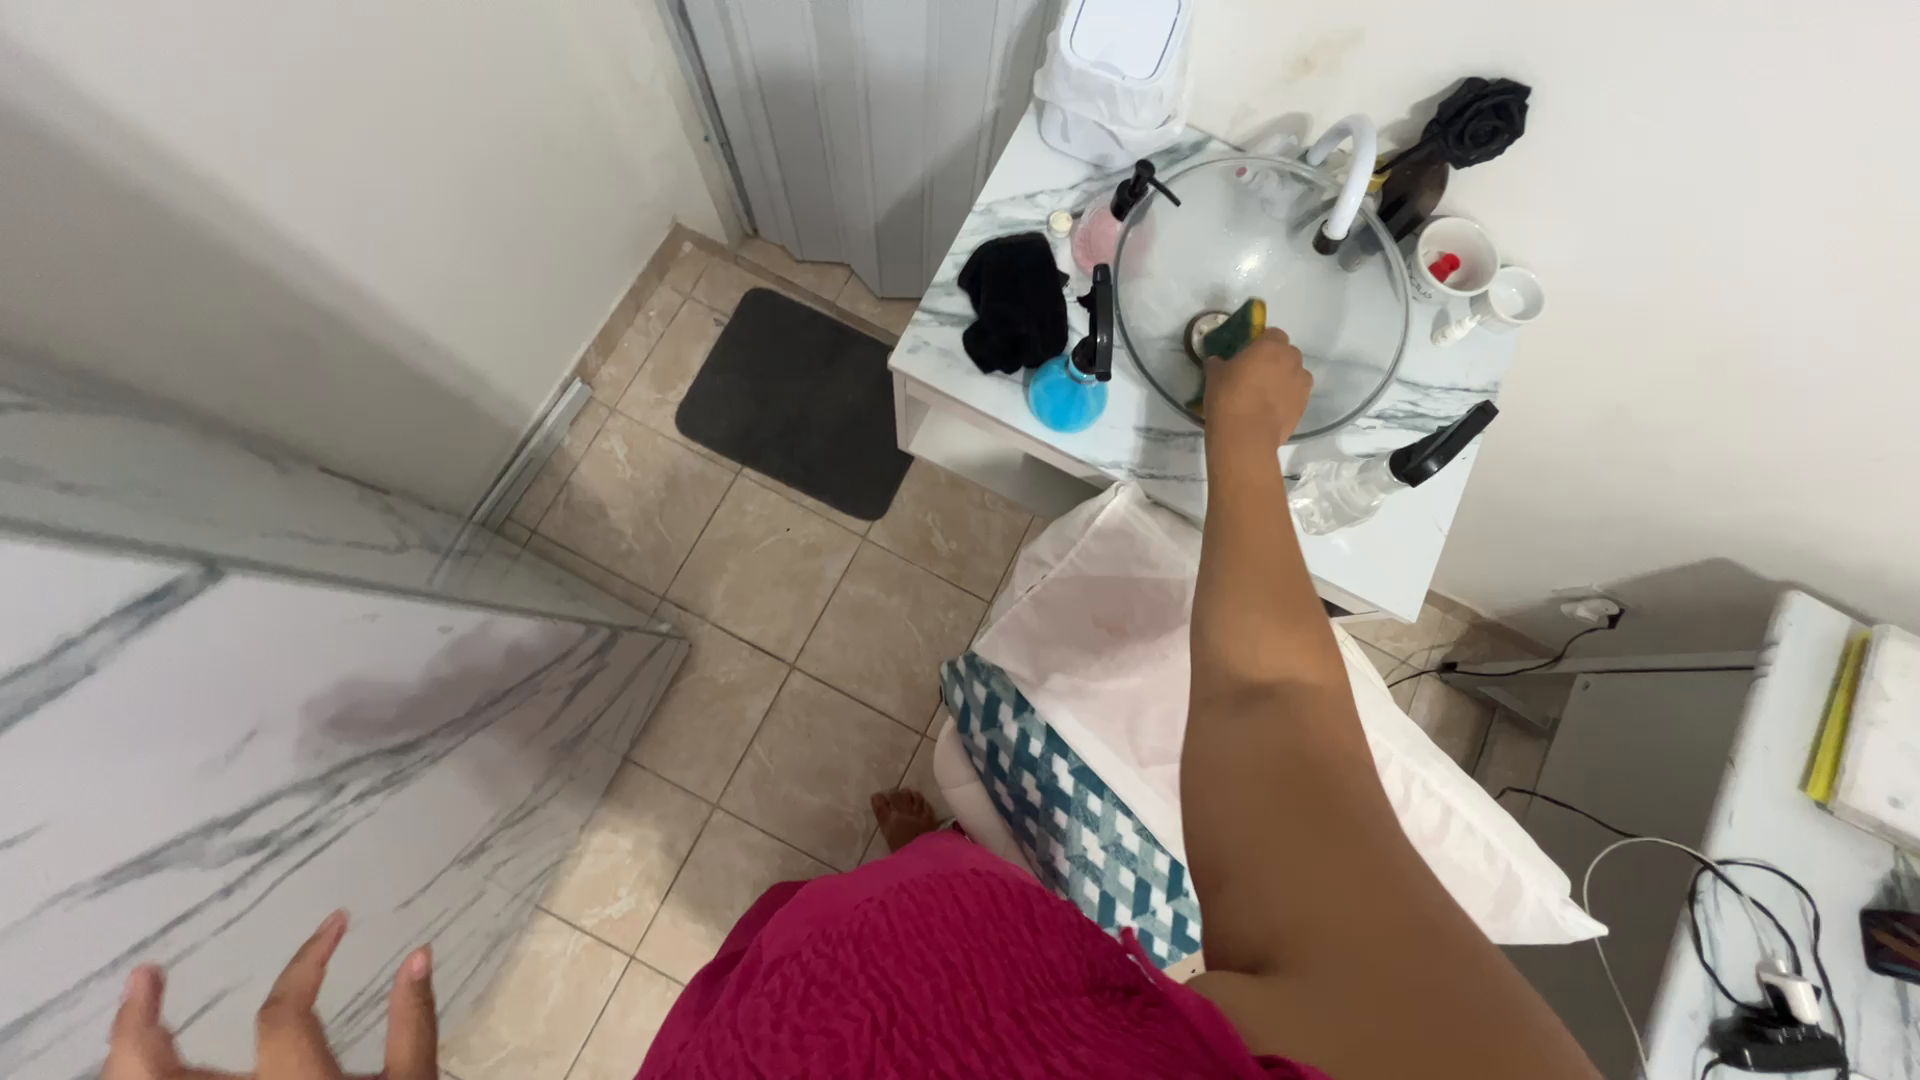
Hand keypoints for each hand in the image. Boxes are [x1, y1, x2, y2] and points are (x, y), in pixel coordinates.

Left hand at [102, 911, 436, 1079]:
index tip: (337, 922)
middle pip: (156, 1073)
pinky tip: (154, 1066)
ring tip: (138, 1015)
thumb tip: (419, 954)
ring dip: (126, 1057)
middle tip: (145, 976)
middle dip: (138, 1023)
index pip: (284, 1011)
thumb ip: (414, 1021)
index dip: (309, 958)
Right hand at [1203, 328, 1312, 459]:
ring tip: (1265, 395)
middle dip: (1276, 360)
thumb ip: (1218, 364)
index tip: (1249, 354)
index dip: (1262, 342)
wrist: (1245, 434)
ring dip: (1284, 379)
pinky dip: (1286, 399)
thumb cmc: (1228, 397)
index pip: (1273, 334)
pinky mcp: (1303, 406)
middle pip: (1288, 354)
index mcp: (1271, 346)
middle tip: (1256, 374)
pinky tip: (1270, 411)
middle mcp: (1292, 360)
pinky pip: (1295, 396)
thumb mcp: (1214, 376)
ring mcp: (1301, 384)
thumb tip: (1217, 362)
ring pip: (1295, 375)